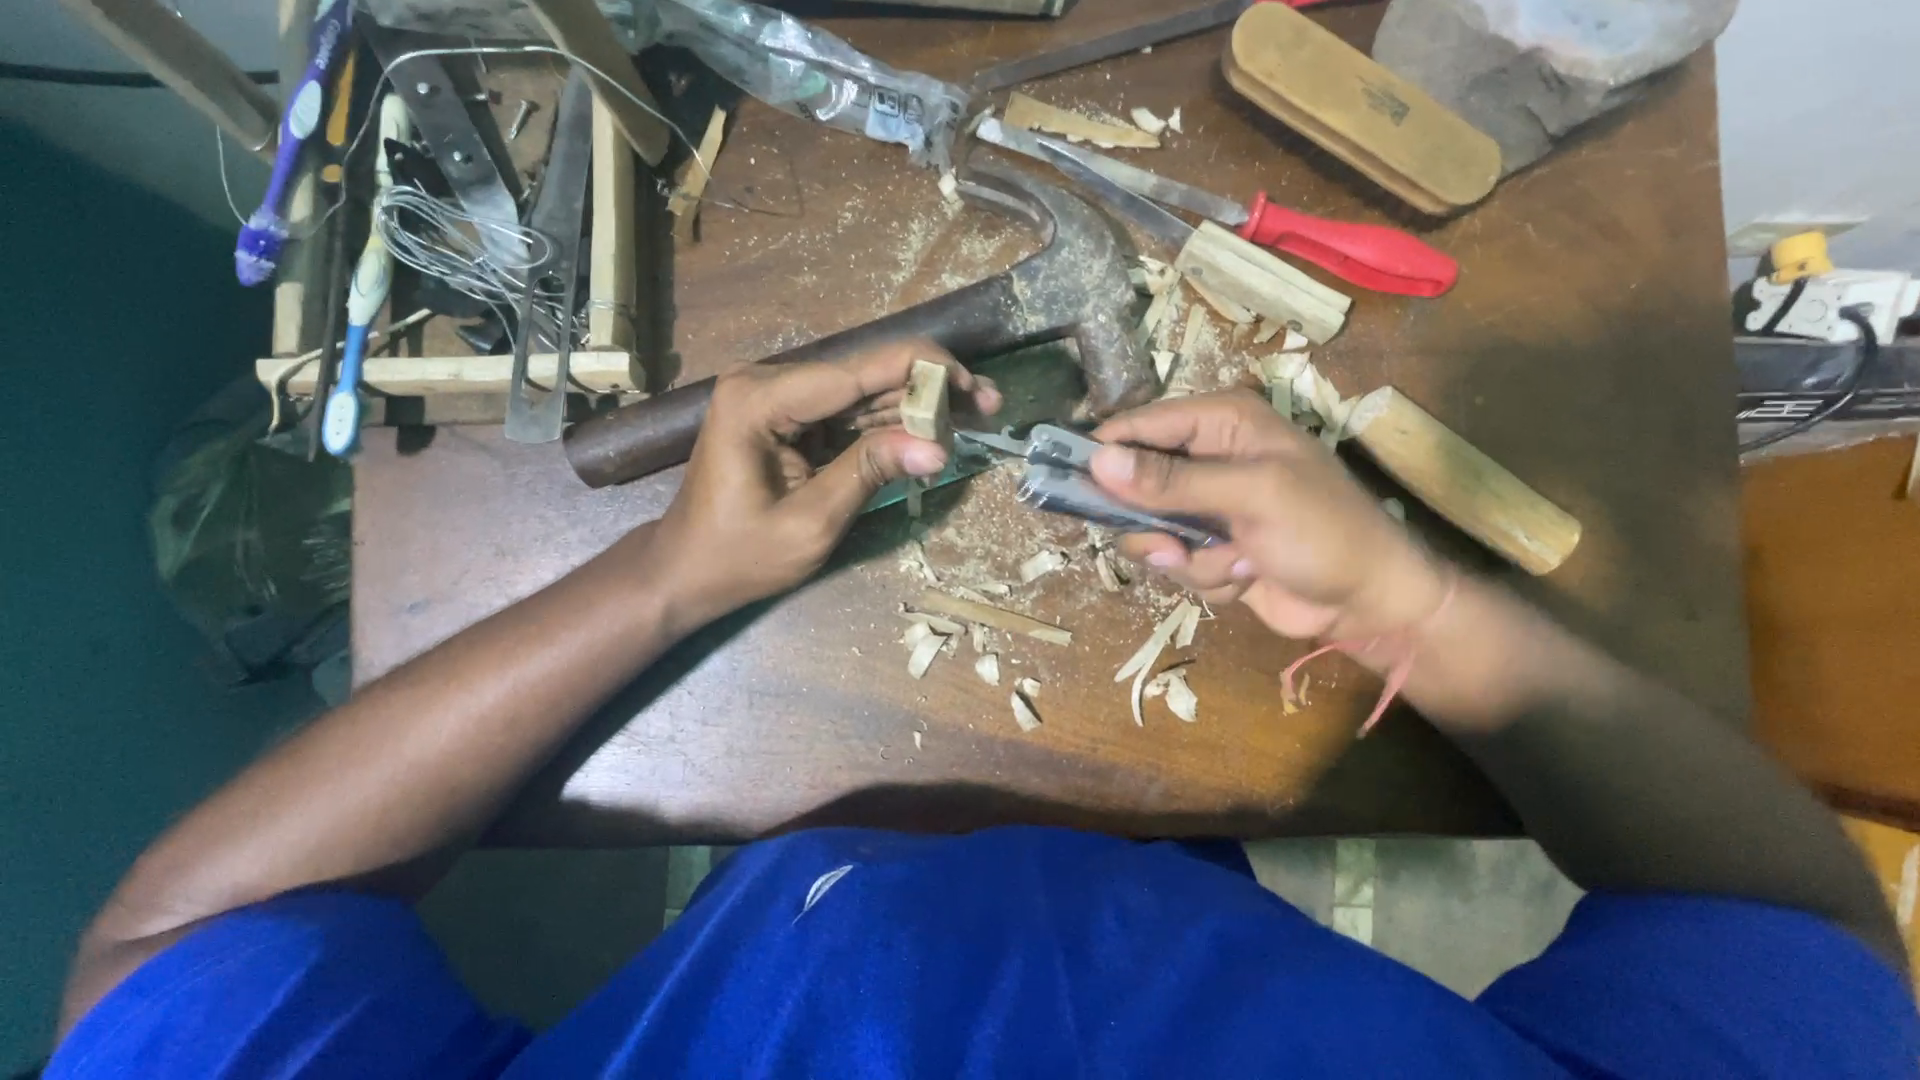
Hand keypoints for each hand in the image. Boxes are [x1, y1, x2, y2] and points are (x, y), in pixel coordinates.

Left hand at [649, 340, 999, 631]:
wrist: (686, 571)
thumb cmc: (739, 557)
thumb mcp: (811, 522)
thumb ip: (870, 472)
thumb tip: (940, 446)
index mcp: (761, 399)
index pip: (858, 370)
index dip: (924, 372)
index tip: (976, 388)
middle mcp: (769, 382)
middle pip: (865, 373)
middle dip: (928, 388)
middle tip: (987, 404)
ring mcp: (779, 397)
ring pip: (864, 391)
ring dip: (917, 405)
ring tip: (975, 414)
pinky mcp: (790, 417)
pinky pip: (850, 413)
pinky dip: (891, 424)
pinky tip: (933, 430)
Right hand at [1089, 390, 1444, 643]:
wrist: (1369, 603)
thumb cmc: (1324, 531)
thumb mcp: (1250, 495)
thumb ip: (1172, 481)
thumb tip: (1097, 460)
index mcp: (1222, 424)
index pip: (1141, 426)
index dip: (1104, 452)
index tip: (1067, 482)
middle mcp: (1208, 459)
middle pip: (1134, 483)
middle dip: (1151, 523)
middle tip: (1168, 546)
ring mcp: (1208, 508)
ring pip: (1150, 531)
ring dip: (1186, 557)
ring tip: (1232, 562)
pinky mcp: (1210, 550)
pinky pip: (1175, 562)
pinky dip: (1206, 576)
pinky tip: (1245, 576)